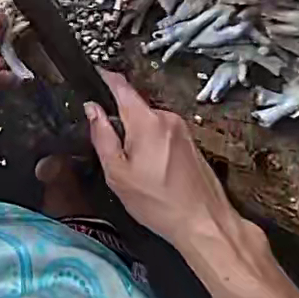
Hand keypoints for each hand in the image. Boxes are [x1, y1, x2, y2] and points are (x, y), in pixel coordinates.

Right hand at [85, 69, 245, 251]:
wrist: (206, 225)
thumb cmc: (159, 203)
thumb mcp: (117, 172)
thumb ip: (101, 135)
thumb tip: (92, 109)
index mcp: (147, 122)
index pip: (122, 87)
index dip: (105, 77)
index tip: (95, 72)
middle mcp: (167, 119)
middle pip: (134, 108)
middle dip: (119, 120)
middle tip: (112, 149)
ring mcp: (182, 130)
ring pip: (148, 122)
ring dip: (136, 135)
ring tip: (134, 167)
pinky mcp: (191, 143)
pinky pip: (162, 133)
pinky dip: (151, 145)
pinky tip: (152, 172)